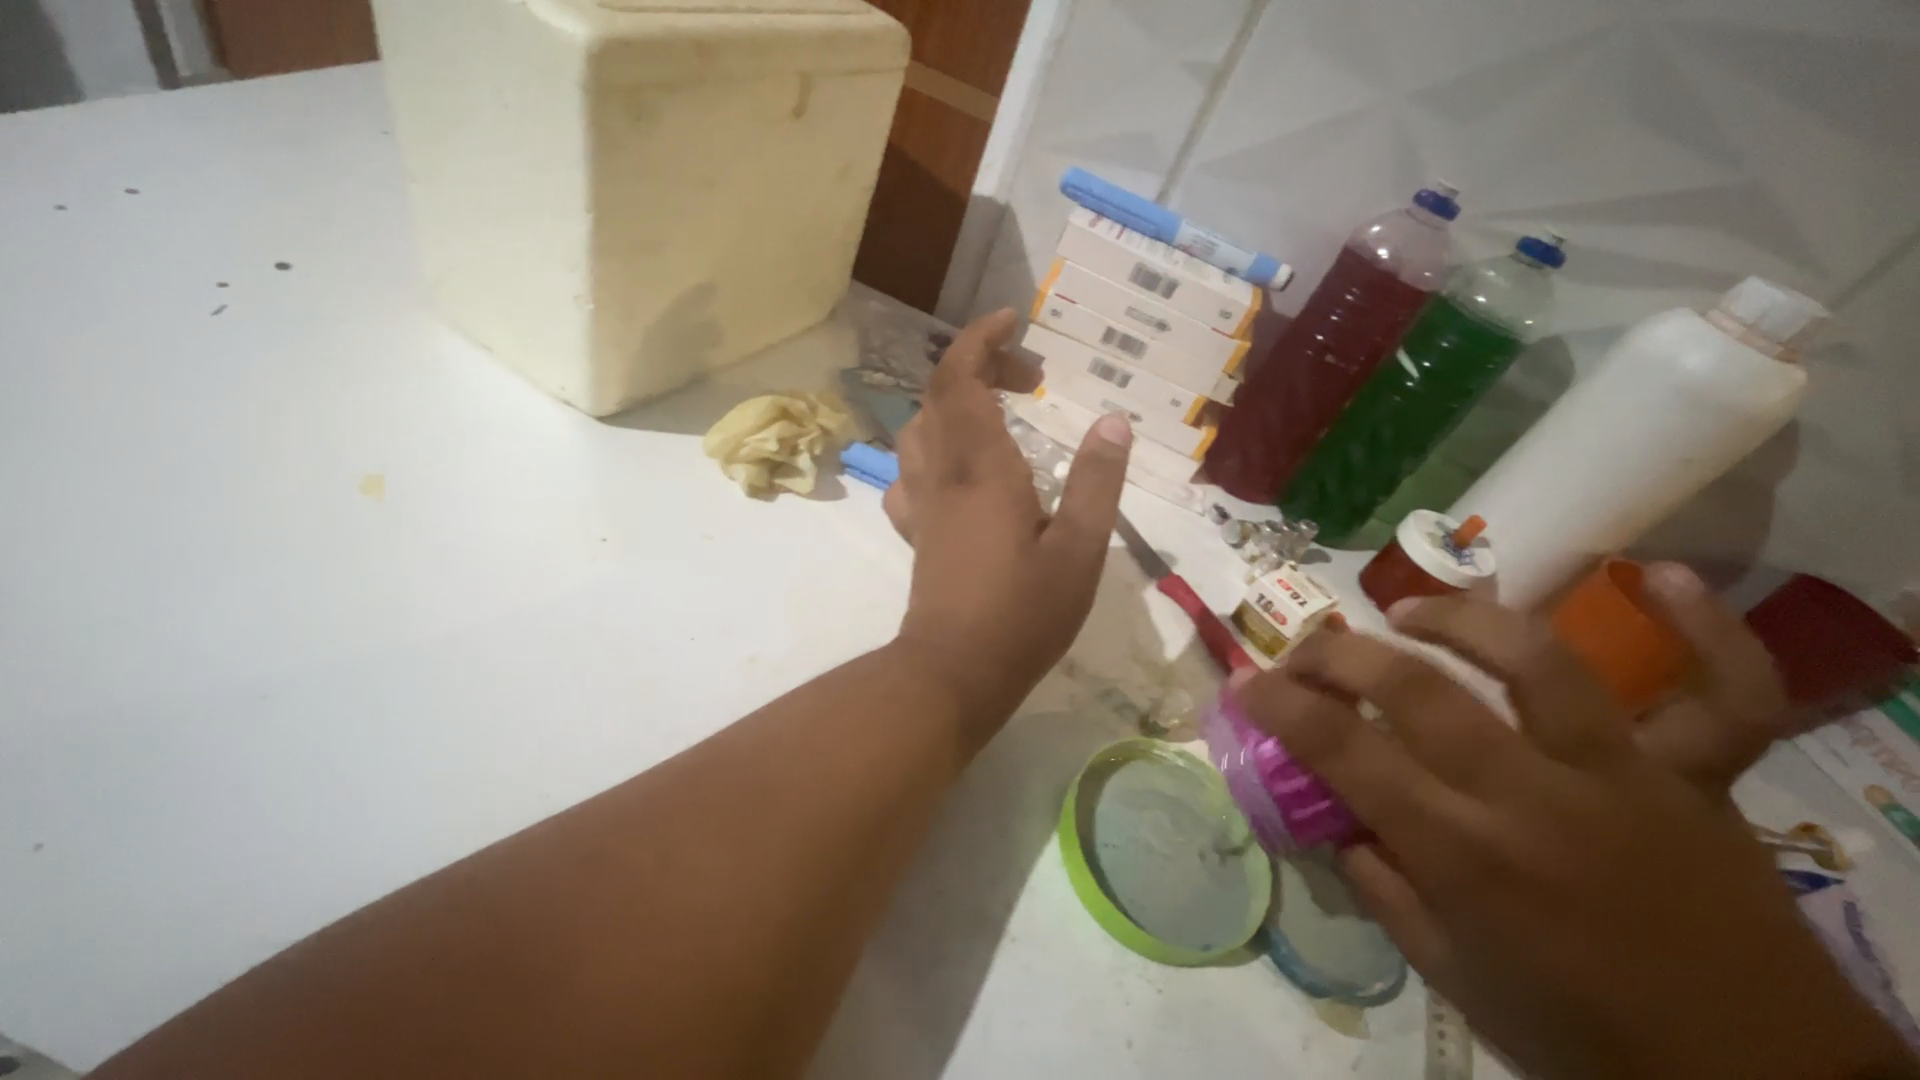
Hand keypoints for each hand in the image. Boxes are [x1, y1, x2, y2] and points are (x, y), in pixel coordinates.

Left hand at [885, 310, 1133, 723]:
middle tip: (1031, 379)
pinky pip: (911, 472)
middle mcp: (941, 474)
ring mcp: (921, 504)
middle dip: (978, 368)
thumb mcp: (1081, 551)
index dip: (979, 340)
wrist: (953, 672)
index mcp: (981, 468)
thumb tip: (1112, 422)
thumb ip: (1097, 483)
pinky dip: (934, 450)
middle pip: (938, 396)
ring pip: (918, 430)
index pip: (959, 379)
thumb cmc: (1022, 614)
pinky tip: (960, 471)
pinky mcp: (916, 532)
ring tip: (998, 414)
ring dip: (952, 405)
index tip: (1014, 322)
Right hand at [1241, 590, 1917, 1079]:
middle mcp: (1532, 795)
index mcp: (1463, 854)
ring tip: (1408, 614)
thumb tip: (1340, 820)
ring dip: (1458, 620)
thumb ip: (1386, 887)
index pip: (1343, 751)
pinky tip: (1662, 578)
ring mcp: (1622, 773)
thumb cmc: (1579, 1034)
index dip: (1279, 705)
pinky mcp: (1698, 776)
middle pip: (1416, 687)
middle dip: (1339, 654)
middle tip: (1305, 651)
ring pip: (1537, 659)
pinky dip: (1707, 633)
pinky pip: (1727, 693)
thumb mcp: (1454, 975)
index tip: (1245, 683)